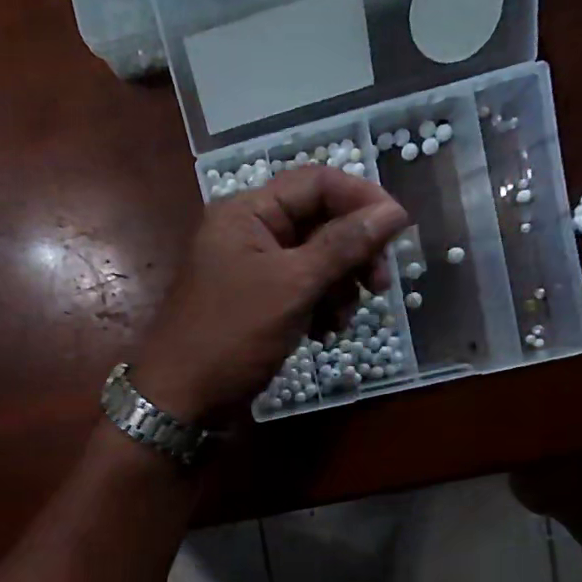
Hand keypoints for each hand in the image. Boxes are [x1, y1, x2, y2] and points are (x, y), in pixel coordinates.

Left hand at [132, 167, 408, 423]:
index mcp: (246, 211)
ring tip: (342, 319)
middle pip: (319, 221)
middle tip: (378, 286)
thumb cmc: (232, 335)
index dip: (362, 199)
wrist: (181, 398)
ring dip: (339, 285)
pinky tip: (325, 332)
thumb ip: (343, 245)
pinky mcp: (256, 302)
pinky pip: (300, 290)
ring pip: (314, 259)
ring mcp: (251, 268)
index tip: (399, 232)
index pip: (317, 183)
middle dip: (353, 252)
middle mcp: (248, 231)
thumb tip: (393, 211)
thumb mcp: (292, 286)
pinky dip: (319, 306)